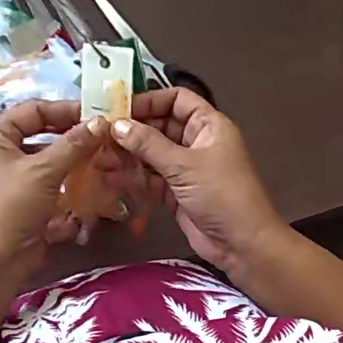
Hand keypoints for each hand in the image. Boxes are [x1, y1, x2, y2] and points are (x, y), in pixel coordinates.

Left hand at [0, 100, 107, 277]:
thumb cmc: (11, 207)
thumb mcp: (43, 170)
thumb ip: (74, 145)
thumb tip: (101, 122)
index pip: (33, 111)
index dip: (63, 110)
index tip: (95, 114)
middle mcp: (5, 156)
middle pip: (45, 139)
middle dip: (75, 141)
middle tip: (106, 140)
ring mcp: (18, 183)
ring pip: (54, 166)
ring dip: (78, 167)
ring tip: (105, 164)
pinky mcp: (30, 207)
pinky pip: (55, 191)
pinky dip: (72, 192)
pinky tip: (93, 193)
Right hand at [107, 88, 288, 272]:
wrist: (240, 242)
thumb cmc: (220, 194)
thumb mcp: (184, 165)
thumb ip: (148, 144)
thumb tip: (117, 125)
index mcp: (208, 125)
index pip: (177, 100)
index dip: (150, 100)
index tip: (120, 108)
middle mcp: (197, 142)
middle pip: (161, 127)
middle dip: (133, 131)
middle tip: (102, 135)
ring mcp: (187, 169)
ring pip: (153, 155)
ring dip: (129, 156)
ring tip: (101, 159)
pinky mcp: (177, 193)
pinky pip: (152, 179)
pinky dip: (135, 178)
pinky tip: (112, 178)